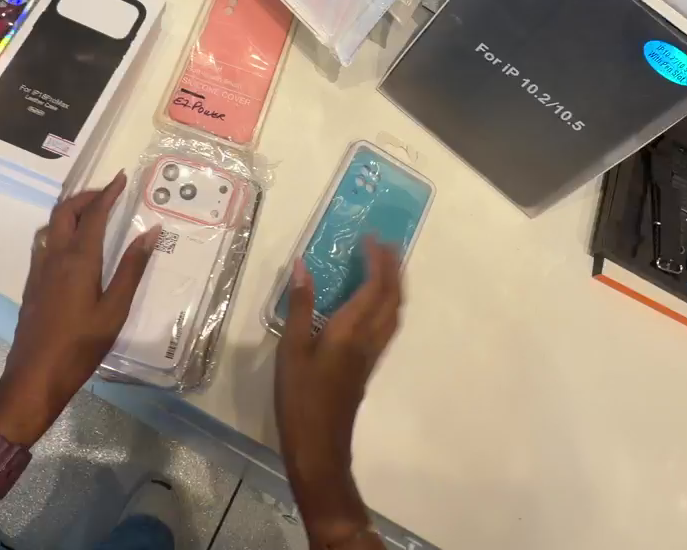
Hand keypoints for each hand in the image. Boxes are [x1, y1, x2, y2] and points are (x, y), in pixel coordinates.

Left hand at [0, 172, 157, 444]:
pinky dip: (61, 229)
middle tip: (108, 193)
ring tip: (93, 212)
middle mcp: (55, 257)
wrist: (34, 378)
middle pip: (65, 211)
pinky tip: (74, 244)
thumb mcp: (116, 309)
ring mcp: (39, 270)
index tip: (122, 178)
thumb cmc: (81, 346)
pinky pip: (45, 242)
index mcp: (79, 260)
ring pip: (51, 225)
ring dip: (72, 211)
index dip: (108, 193)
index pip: (94, 214)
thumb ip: (132, 268)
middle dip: (87, 195)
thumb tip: (151, 232)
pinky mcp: (32, 284)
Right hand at [274, 238, 402, 544]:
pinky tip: (374, 302)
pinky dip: (389, 303)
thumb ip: (300, 306)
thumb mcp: (291, 350)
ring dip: (395, 284)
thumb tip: (303, 265)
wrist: (319, 448)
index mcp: (351, 330)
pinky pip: (388, 324)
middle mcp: (369, 338)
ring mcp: (372, 354)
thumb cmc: (301, 398)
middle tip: (386, 244)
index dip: (378, 259)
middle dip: (393, 267)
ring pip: (395, 312)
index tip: (372, 237)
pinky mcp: (368, 366)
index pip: (375, 286)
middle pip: (393, 296)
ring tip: (386, 265)